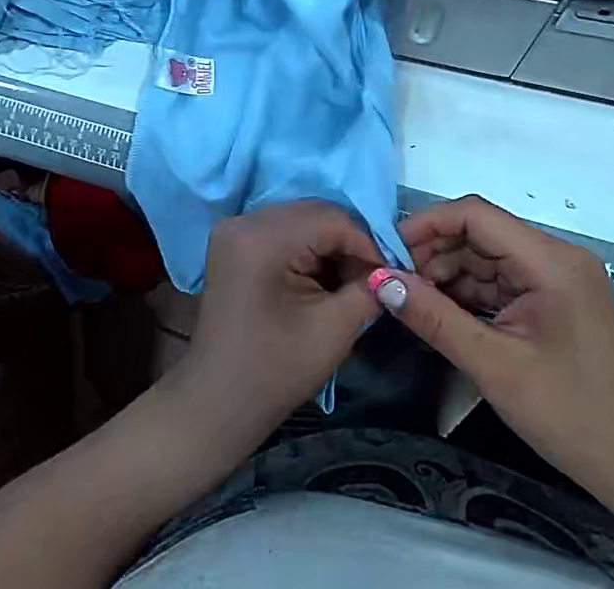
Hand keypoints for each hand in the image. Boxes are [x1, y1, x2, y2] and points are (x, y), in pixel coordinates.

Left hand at [172, 200, 382, 443]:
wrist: (219, 401)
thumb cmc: (276, 370)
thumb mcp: (335, 329)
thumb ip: (370, 287)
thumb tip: (393, 267)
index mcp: (263, 238)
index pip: (333, 220)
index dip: (370, 243)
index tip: (394, 270)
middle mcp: (245, 221)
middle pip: (316, 213)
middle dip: (350, 241)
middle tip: (374, 275)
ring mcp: (235, 229)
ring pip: (302, 219)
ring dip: (331, 243)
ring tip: (351, 279)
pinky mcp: (235, 242)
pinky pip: (284, 230)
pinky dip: (309, 247)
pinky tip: (323, 276)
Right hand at [369, 195, 613, 493]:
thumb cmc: (571, 414)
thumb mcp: (493, 365)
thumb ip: (433, 317)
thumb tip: (380, 281)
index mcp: (550, 260)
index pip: (476, 214)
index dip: (427, 225)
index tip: (386, 251)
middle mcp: (557, 258)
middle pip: (481, 234)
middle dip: (434, 253)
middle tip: (393, 283)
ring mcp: (559, 279)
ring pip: (489, 259)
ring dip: (449, 275)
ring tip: (411, 300)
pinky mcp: (556, 301)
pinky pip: (503, 283)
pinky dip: (470, 294)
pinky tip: (441, 312)